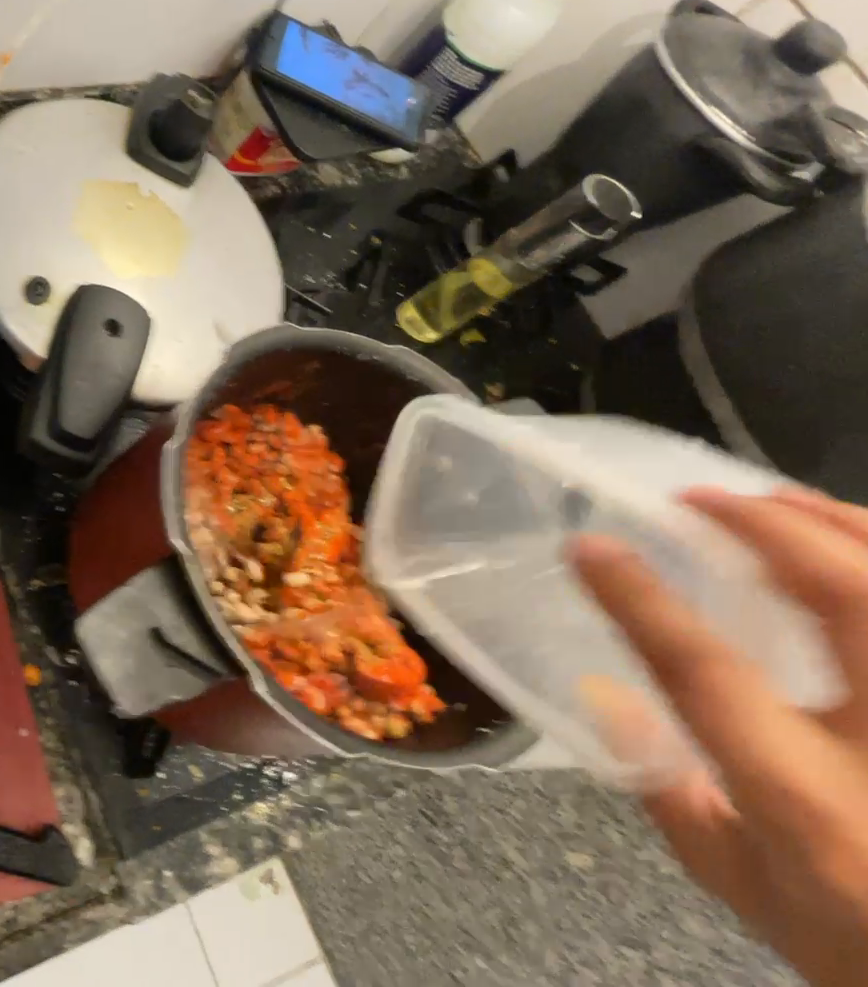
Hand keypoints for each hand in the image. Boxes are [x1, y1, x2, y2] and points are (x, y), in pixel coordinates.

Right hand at [571, 487, 867, 986]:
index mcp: (805, 799)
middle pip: (853, 604)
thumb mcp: (738, 881)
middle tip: (701, 499)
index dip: (642, 599)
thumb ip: (663, 788)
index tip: (590, 546)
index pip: (708, 673)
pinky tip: (847, 541)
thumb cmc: (852, 932)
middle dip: (771, 532)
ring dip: (841, 528)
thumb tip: (600, 692)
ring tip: (772, 499)